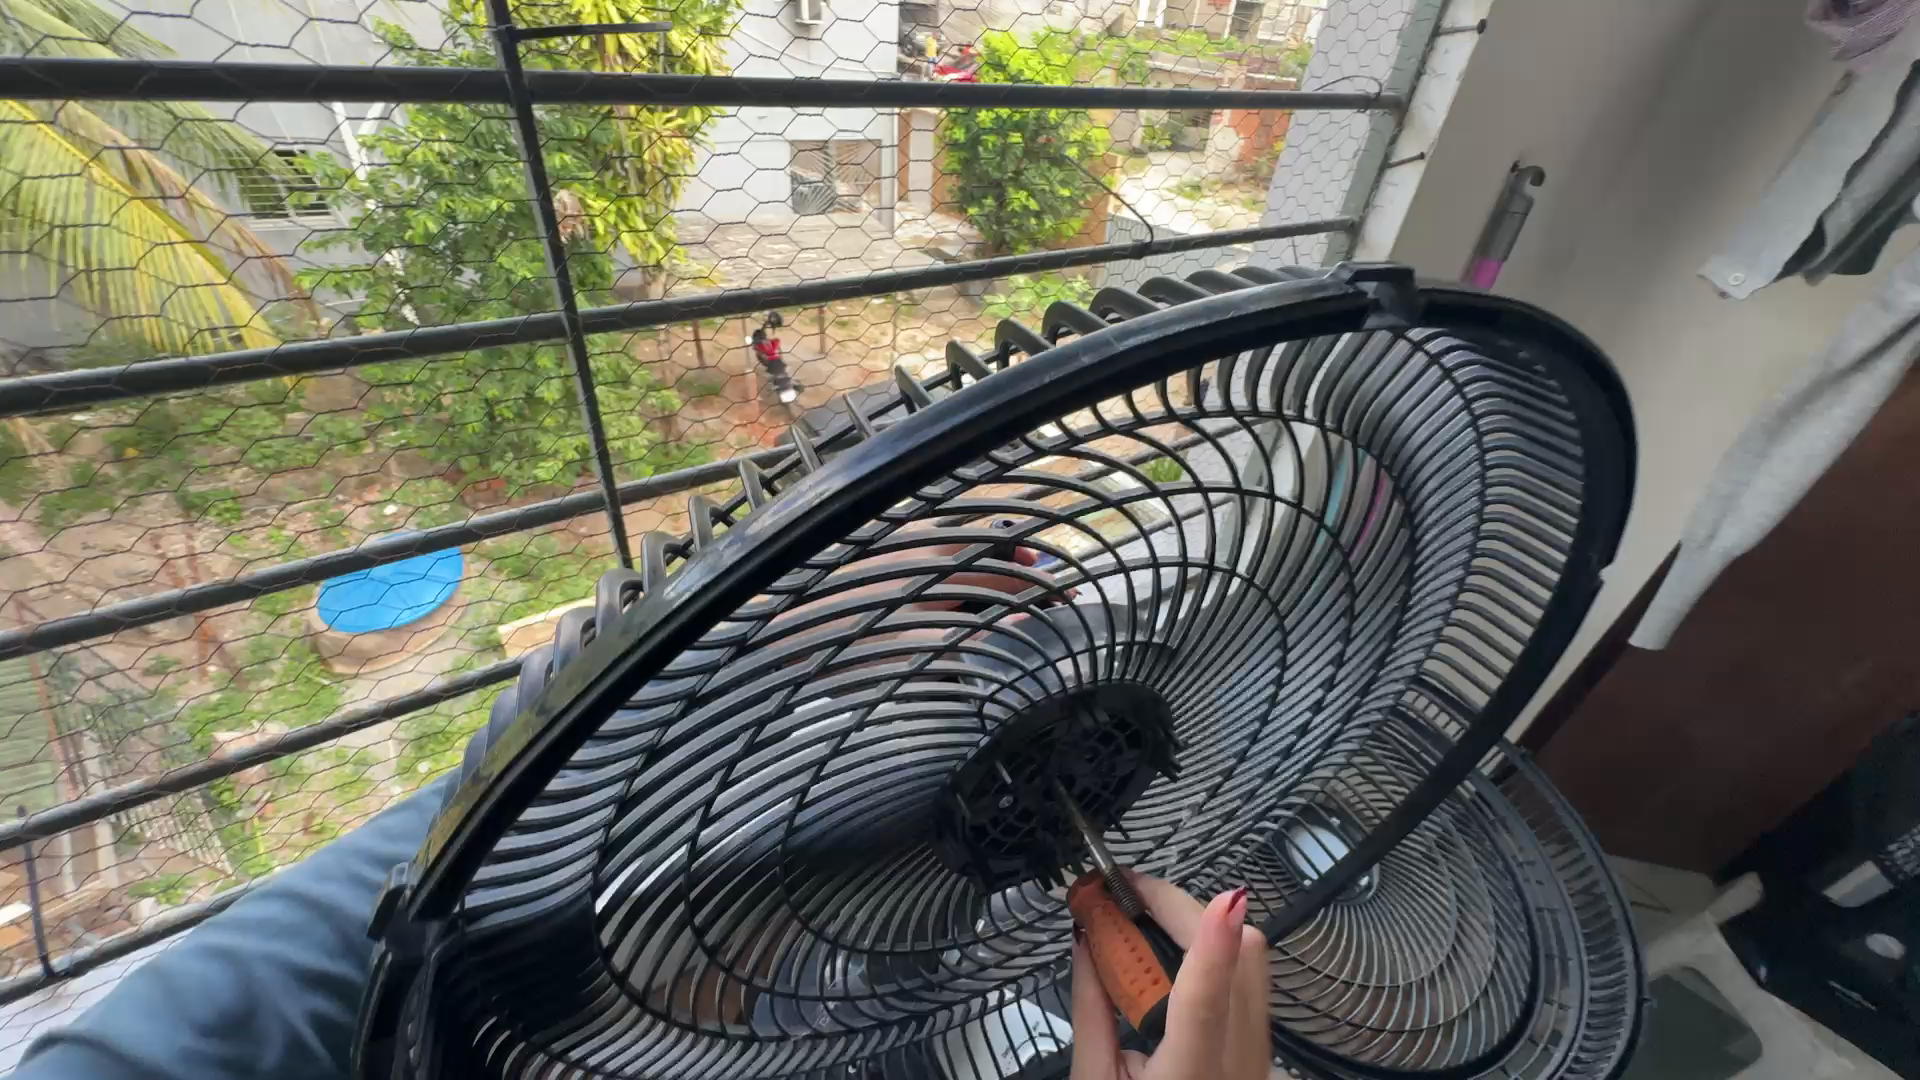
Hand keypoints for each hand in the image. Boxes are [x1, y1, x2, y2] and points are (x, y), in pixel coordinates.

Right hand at [1070, 874, 1270, 1079]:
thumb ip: (1090, 1008)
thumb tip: (1084, 936)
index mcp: (1190, 1078)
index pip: (1203, 1006)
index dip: (1213, 948)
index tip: (1226, 899)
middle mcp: (1241, 1065)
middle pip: (1241, 961)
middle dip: (1181, 909)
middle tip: (1123, 892)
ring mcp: (1262, 1059)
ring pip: (1250, 964)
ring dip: (1196, 925)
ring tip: (1139, 914)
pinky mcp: (1264, 1051)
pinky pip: (1246, 980)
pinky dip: (1209, 950)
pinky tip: (1165, 951)